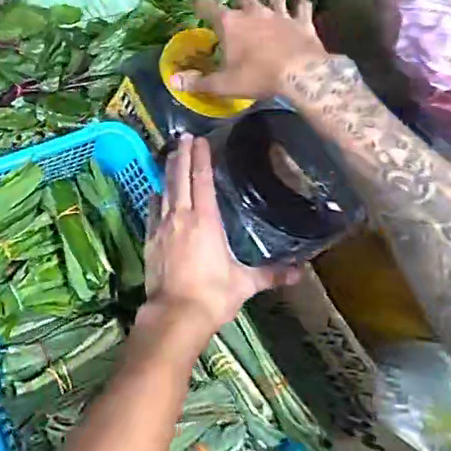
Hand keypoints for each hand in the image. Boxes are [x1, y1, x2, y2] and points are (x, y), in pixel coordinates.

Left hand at [145, 134, 300, 337]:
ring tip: (171, 156)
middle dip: (182, 156)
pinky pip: (152, 210)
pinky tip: (157, 192)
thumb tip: (301, 271)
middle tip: (182, 137)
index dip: (200, 158)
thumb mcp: (245, 283)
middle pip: (180, 178)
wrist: (175, 312)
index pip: (202, 180)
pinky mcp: (149, 238)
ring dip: (168, 172)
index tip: (199, 140)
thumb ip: (272, 274)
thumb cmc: (213, 294)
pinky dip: (157, 197)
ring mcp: (161, 226)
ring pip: (165, 190)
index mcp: (205, 220)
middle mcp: (180, 216)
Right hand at [170, 0, 327, 101]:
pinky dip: (301, 5)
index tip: (197, 4)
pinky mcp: (302, 22)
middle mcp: (253, 12)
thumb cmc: (257, 77)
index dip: (201, 4)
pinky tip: (301, 5)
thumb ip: (198, 82)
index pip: (209, 6)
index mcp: (230, 23)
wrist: (302, 76)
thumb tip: (173, 82)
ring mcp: (280, 15)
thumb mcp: (223, 84)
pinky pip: (303, 6)